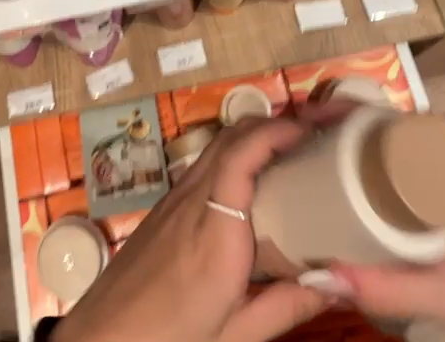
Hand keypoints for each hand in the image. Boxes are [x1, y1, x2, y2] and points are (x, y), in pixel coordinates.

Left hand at [54, 117, 334, 341]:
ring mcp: (174, 198)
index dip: (276, 131)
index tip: (313, 128)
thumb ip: (285, 306)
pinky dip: (235, 155)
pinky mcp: (165, 206)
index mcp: (213, 229)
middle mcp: (191, 199)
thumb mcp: (234, 334)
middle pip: (229, 138)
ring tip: (294, 147)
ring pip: (216, 147)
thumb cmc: (169, 334)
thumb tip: (341, 284)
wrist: (103, 336)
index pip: (240, 156)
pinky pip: (205, 165)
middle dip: (273, 123)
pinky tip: (256, 178)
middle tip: (316, 130)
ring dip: (253, 136)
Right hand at [318, 114, 444, 341]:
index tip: (309, 126)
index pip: (404, 137)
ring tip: (325, 130)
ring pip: (415, 116)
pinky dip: (395, 127)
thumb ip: (385, 289)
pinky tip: (365, 137)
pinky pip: (428, 121)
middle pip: (404, 121)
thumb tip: (319, 274)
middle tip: (307, 128)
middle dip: (353, 120)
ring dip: (371, 121)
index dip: (352, 126)